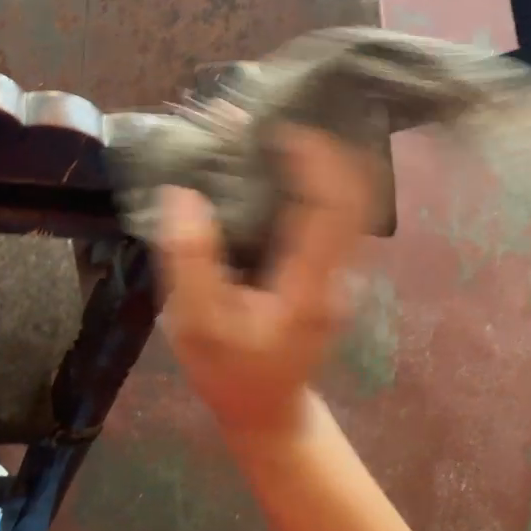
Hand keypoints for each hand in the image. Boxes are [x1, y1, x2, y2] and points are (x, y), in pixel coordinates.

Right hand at [150, 126, 374, 445]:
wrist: (265, 412)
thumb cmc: (230, 371)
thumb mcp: (198, 323)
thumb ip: (190, 260)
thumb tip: (181, 194)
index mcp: (311, 283)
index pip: (335, 206)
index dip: (315, 158)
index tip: (276, 127)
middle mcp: (336, 270)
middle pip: (349, 192)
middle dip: (314, 146)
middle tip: (262, 118)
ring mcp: (334, 269)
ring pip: (340, 198)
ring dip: (307, 160)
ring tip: (255, 134)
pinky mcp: (320, 267)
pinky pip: (322, 211)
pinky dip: (298, 179)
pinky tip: (258, 167)